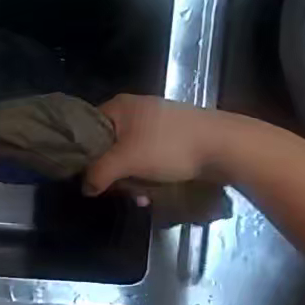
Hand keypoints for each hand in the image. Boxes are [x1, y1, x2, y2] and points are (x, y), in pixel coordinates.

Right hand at [83, 95, 238, 195]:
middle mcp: (135, 111)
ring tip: (142, 197)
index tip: (85, 176)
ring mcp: (155, 125)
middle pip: (108, 147)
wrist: (222, 145)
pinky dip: (148, 177)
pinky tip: (153, 194)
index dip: (83, 153)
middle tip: (121, 191)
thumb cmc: (168, 147)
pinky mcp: (171, 140)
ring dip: (132, 181)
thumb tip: (85, 187)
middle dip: (113, 174)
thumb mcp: (127, 160)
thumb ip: (99, 173)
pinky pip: (148, 160)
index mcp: (120, 106)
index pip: (87, 128)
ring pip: (129, 157)